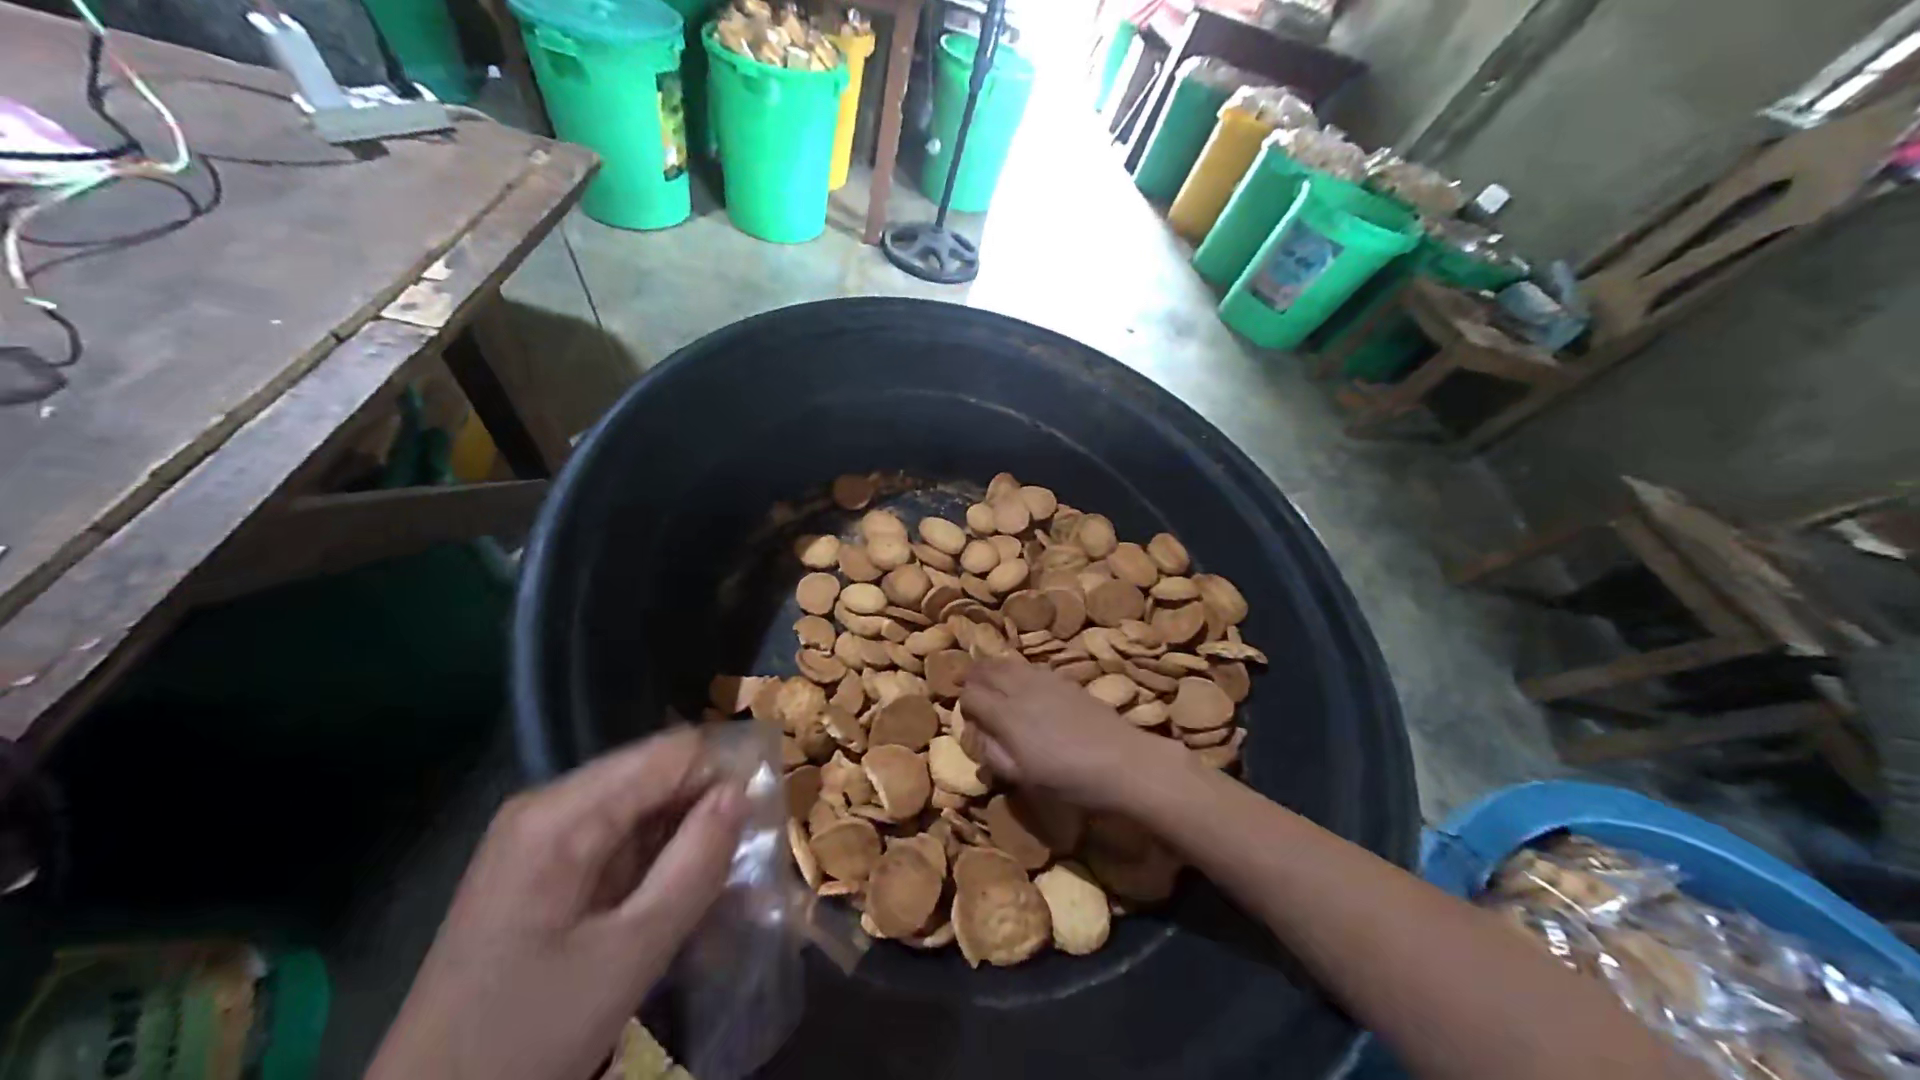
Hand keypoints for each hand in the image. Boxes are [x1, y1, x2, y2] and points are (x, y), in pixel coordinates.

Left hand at [367, 729, 747, 1079]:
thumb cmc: (527, 1035)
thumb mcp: (629, 954)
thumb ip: (693, 865)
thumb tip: (743, 790)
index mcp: (560, 815)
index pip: (670, 752)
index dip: (725, 772)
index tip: (766, 816)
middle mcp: (548, 806)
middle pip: (655, 775)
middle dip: (708, 806)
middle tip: (750, 855)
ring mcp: (541, 836)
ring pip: (642, 807)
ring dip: (687, 836)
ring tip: (726, 880)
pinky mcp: (544, 866)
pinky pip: (619, 839)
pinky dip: (658, 859)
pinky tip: (681, 894)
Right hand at [960, 658, 1188, 810]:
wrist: (1122, 762)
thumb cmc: (1070, 779)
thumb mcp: (1024, 778)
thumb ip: (995, 754)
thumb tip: (980, 736)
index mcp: (1006, 716)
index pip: (971, 696)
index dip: (963, 703)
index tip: (966, 715)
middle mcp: (1021, 690)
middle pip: (987, 671)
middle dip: (973, 675)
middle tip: (965, 681)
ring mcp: (1045, 681)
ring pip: (1009, 663)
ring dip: (993, 666)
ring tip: (987, 672)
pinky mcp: (1066, 680)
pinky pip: (1032, 666)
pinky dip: (1017, 668)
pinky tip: (1021, 678)